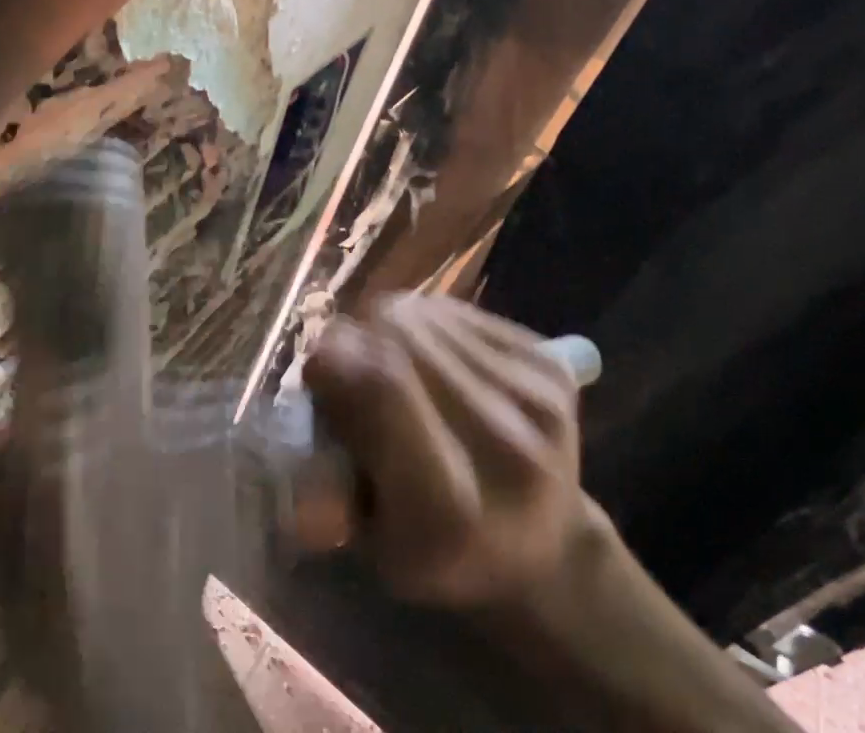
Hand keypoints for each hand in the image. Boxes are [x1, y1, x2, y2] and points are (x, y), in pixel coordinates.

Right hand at [304, 295, 596, 610]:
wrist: (548, 547)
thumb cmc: (438, 554)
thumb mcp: (369, 541)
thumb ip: (328, 473)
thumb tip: (314, 385)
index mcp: (450, 508)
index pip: (384, 387)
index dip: (336, 360)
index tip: (314, 370)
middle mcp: (503, 445)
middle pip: (398, 336)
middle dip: (354, 342)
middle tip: (345, 373)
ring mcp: (536, 398)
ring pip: (421, 314)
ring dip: (386, 331)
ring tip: (388, 369)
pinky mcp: (551, 364)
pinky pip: (452, 310)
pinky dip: (423, 327)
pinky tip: (427, 363)